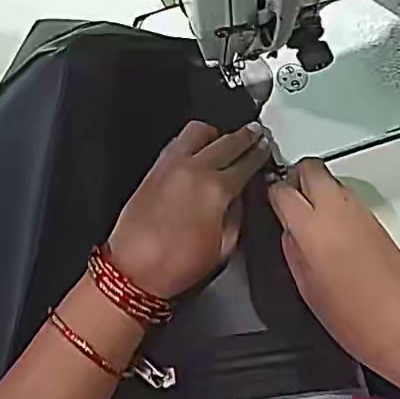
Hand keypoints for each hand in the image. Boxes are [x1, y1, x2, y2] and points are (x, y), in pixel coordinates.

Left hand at [107, 121, 270, 298]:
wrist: (133, 268)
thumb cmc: (174, 264)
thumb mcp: (223, 247)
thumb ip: (237, 215)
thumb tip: (241, 196)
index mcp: (216, 189)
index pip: (246, 161)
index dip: (260, 152)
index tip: (266, 147)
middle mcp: (194, 170)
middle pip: (227, 140)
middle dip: (246, 135)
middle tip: (256, 134)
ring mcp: (171, 164)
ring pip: (199, 130)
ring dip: (217, 133)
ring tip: (226, 139)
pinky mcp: (154, 167)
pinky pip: (178, 140)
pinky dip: (193, 139)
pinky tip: (198, 148)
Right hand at [269, 158, 399, 367]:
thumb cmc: (360, 318)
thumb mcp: (306, 286)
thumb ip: (292, 249)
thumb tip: (288, 233)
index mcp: (311, 225)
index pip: (281, 189)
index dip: (271, 194)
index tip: (270, 202)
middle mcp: (337, 210)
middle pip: (309, 167)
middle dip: (295, 176)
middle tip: (287, 195)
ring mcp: (361, 212)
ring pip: (330, 180)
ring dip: (317, 189)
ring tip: (309, 216)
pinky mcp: (377, 220)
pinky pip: (348, 198)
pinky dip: (336, 205)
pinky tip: (332, 232)